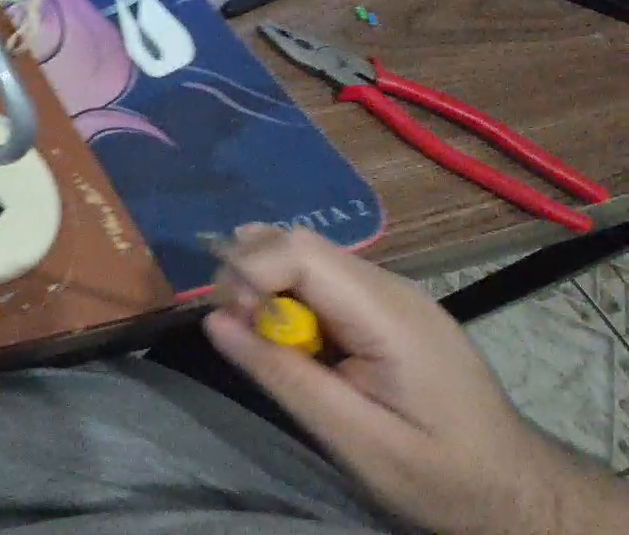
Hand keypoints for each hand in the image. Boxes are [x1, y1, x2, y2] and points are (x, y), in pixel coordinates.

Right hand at [203, 225, 618, 534]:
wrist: (523, 496)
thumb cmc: (442, 475)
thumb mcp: (356, 440)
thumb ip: (282, 375)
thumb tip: (213, 320)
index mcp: (389, 316)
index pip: (296, 250)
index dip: (248, 273)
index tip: (238, 322)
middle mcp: (389, 286)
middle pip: (291, 241)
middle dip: (247, 275)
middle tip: (247, 331)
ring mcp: (388, 290)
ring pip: (296, 251)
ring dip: (262, 284)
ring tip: (271, 338)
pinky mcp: (381, 302)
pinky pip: (313, 273)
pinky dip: (284, 294)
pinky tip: (298, 338)